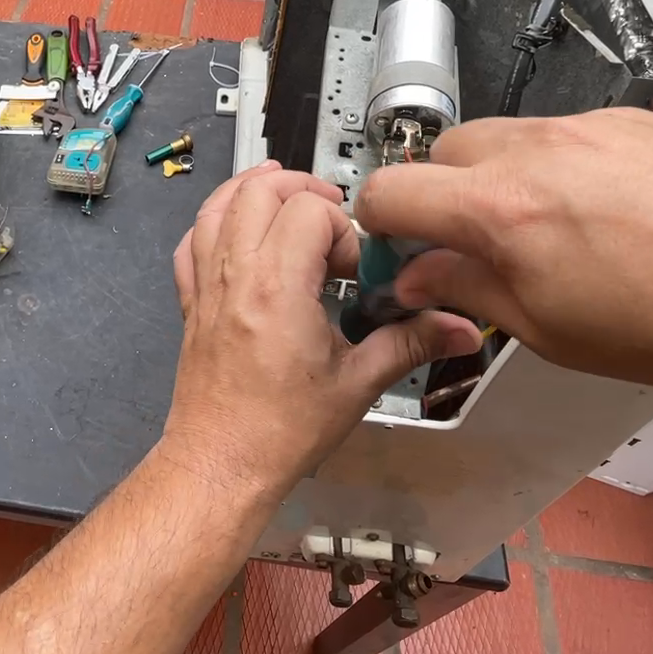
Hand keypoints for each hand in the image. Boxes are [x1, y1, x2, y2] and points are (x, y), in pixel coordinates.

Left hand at [164, 162, 479, 493]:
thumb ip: (409, 343)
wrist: (220, 463)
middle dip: (300, 190)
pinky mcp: (191, 302)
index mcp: (278, 287)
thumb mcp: (356, 384)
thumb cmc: (284, 430)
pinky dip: (214, 222)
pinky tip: (237, 232)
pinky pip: (190, 243)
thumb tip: (462, 328)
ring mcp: (206, 285)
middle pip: (257, 190)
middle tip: (329, 219)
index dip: (340, 228)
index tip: (353, 267)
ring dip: (252, 190)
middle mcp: (236, 274)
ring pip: (217, 206)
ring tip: (285, 195)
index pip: (307, 210)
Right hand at [353, 107, 652, 401]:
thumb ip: (466, 289)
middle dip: (441, 196)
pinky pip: (569, 135)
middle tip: (475, 244)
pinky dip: (561, 168)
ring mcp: (591, 126)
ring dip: (502, 180)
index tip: (399, 250)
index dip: (376, 222)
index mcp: (499, 208)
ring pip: (506, 140)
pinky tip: (612, 216)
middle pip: (443, 153)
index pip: (389, 190)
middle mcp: (535, 150)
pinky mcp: (639, 119)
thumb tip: (420, 275)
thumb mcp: (546, 328)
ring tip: (555, 234)